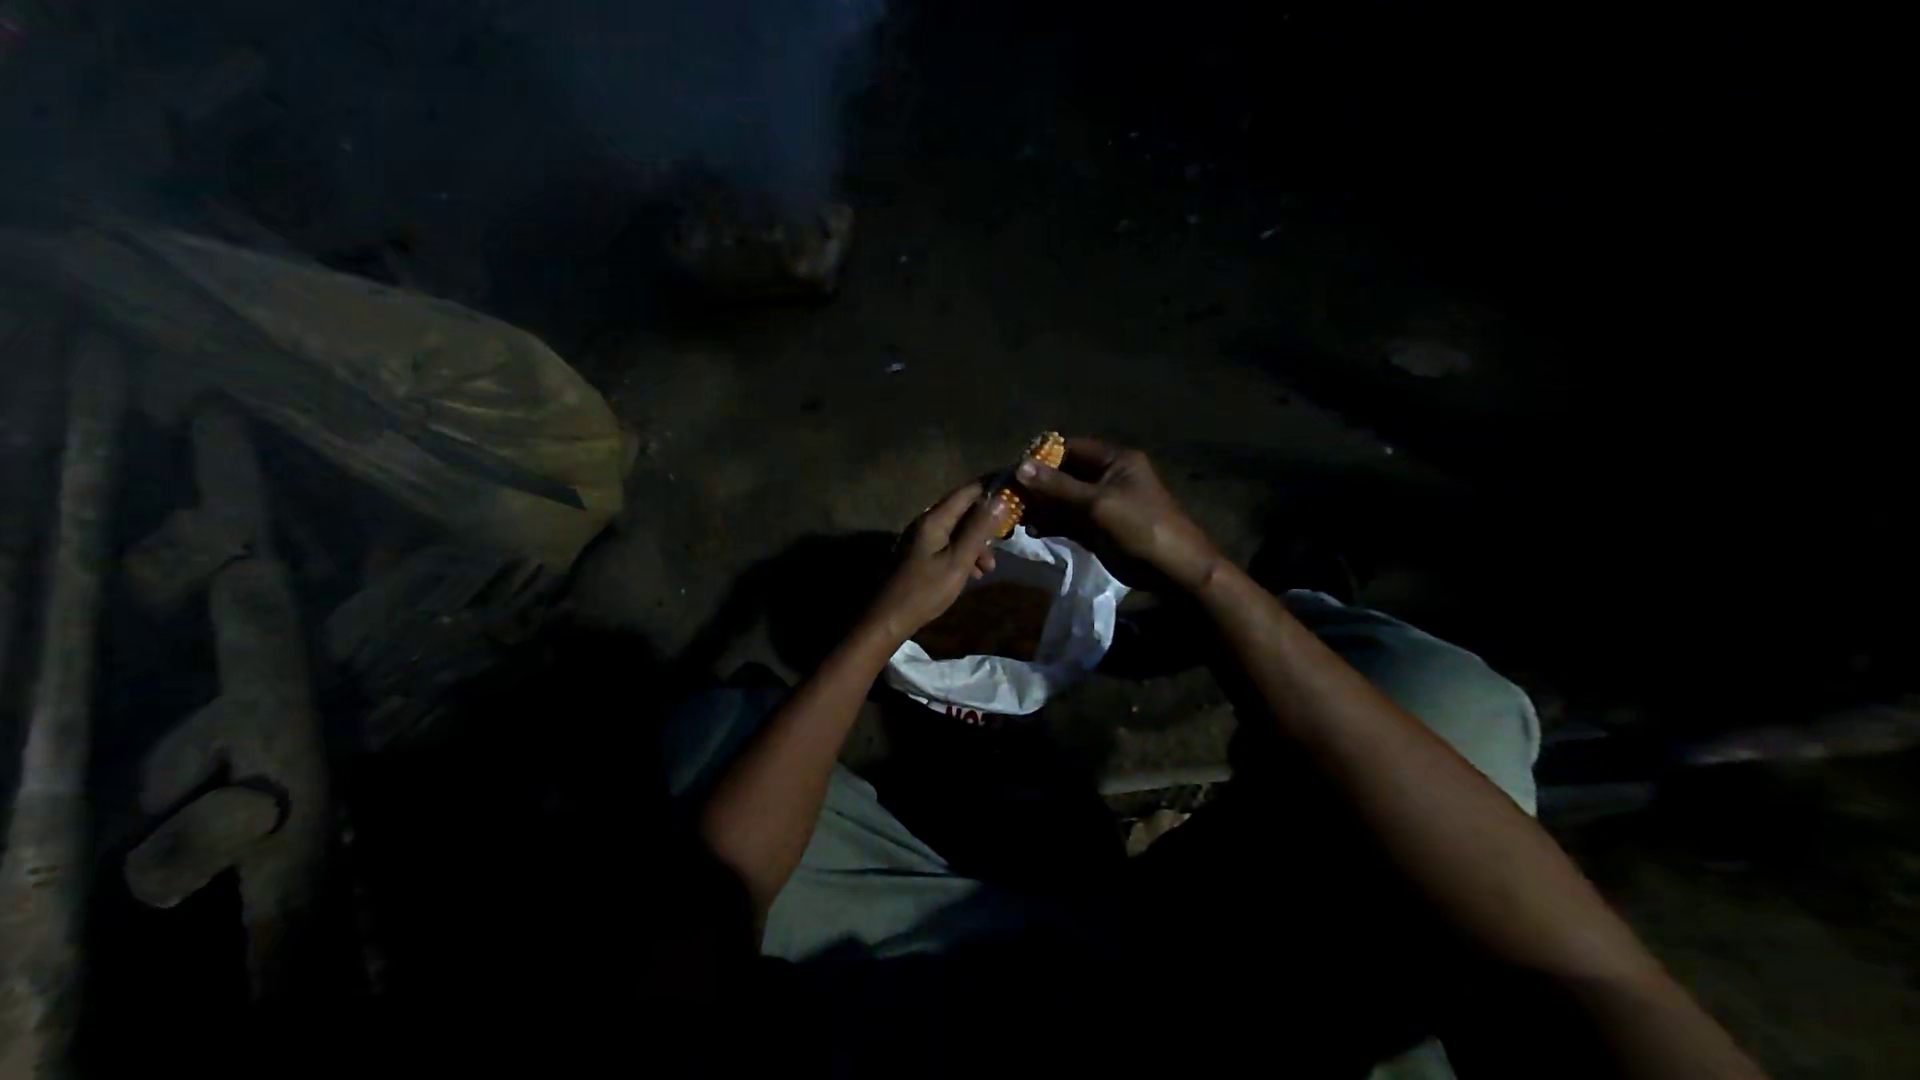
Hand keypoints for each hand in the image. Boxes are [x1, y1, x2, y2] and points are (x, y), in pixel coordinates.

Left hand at [863, 480, 1009, 643]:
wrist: (889, 618)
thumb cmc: (926, 590)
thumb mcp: (958, 560)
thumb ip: (979, 529)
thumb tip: (1000, 499)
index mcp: (934, 519)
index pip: (968, 491)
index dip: (991, 489)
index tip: (1014, 494)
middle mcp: (925, 522)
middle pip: (963, 512)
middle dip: (986, 526)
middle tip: (1005, 543)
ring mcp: (921, 539)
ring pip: (957, 531)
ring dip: (976, 545)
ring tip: (988, 569)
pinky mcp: (919, 554)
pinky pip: (947, 545)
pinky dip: (963, 555)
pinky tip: (972, 574)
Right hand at [1017, 438, 1221, 592]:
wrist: (1172, 568)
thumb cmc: (1140, 526)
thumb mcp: (1096, 504)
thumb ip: (1057, 486)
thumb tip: (1020, 466)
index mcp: (1114, 461)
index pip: (1071, 448)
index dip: (1043, 457)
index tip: (1016, 470)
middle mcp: (1106, 478)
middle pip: (1064, 475)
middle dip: (1038, 486)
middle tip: (1011, 497)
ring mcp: (1101, 504)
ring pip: (1063, 500)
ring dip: (1042, 507)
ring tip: (1017, 517)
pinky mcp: (1098, 528)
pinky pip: (1069, 520)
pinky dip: (1052, 524)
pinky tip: (1034, 530)